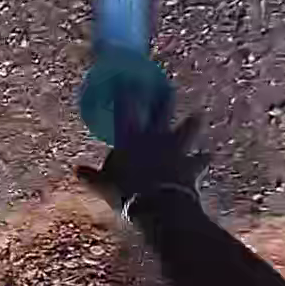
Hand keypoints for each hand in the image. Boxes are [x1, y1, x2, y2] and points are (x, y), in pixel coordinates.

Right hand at [76, 96, 210, 215]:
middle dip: (163, 100)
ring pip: (186, 131)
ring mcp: (176, 151)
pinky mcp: (191, 166)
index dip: (125, 94)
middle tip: (167, 88)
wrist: (158, 206)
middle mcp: (154, 138)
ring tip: (198, 115)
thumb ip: (91, 176)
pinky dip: (202, 159)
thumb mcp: (102, 184)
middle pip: (161, 113)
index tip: (126, 80)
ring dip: (192, 124)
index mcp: (130, 138)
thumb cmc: (125, 191)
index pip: (125, 110)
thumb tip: (77, 171)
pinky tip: (207, 156)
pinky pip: (199, 161)